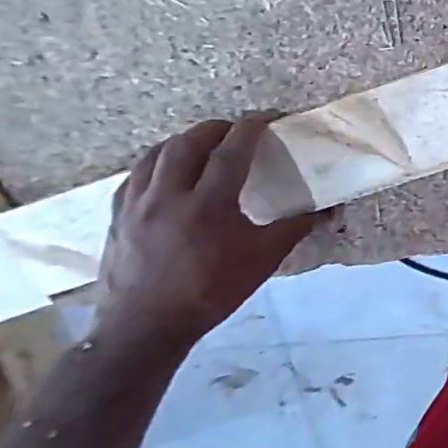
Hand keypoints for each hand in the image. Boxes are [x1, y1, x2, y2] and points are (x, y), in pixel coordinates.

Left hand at [95, 116, 314, 351]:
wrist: (144, 331)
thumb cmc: (211, 292)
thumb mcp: (263, 260)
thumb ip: (297, 227)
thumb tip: (331, 210)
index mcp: (208, 205)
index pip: (232, 150)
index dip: (252, 127)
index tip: (268, 117)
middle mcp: (168, 196)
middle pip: (189, 142)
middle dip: (216, 128)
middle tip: (237, 129)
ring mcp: (136, 206)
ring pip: (156, 154)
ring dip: (184, 141)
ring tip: (203, 143)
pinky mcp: (116, 218)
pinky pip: (135, 176)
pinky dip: (156, 163)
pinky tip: (168, 171)